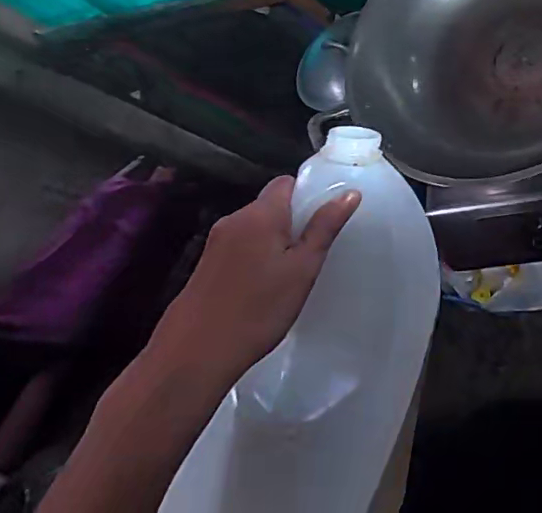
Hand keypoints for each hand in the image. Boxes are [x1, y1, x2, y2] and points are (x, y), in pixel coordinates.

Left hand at [148, 176, 360, 378]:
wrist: (191, 358)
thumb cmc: (257, 310)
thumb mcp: (302, 269)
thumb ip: (324, 227)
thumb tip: (350, 193)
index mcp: (260, 214)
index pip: (286, 182)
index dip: (307, 194)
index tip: (321, 219)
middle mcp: (234, 220)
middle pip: (270, 205)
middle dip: (291, 221)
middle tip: (310, 251)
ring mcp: (214, 244)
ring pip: (254, 228)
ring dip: (272, 241)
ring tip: (288, 273)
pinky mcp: (203, 267)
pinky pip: (239, 248)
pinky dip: (253, 257)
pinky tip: (261, 288)